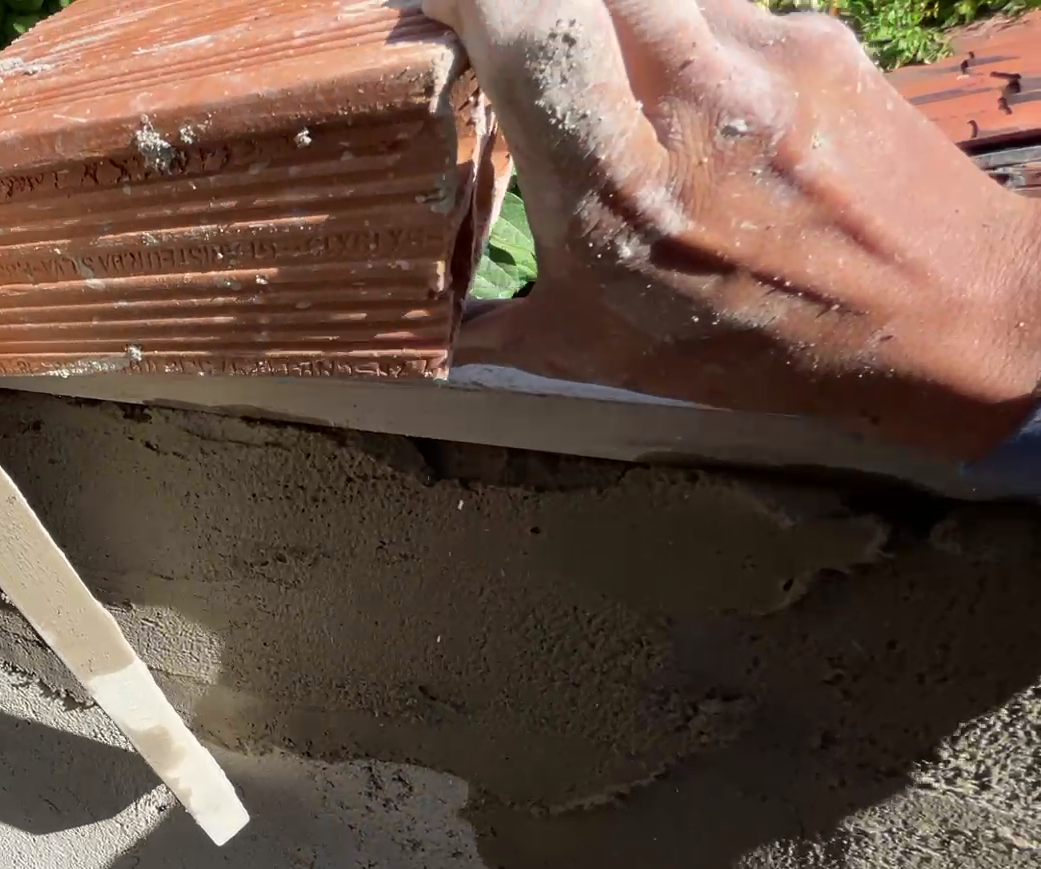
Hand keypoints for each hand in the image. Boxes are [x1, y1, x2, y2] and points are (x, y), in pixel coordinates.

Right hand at [425, 0, 1040, 458]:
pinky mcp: (813, 31)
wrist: (930, 313)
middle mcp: (683, 97)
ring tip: (564, 57)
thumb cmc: (735, 343)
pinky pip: (704, 0)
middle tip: (487, 27)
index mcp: (609, 183)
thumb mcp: (583, 345)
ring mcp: (759, 49)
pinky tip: (648, 78)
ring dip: (584, 8)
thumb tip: (426, 333)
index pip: (529, 31)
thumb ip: (490, 328)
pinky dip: (652, 23)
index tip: (426, 7)